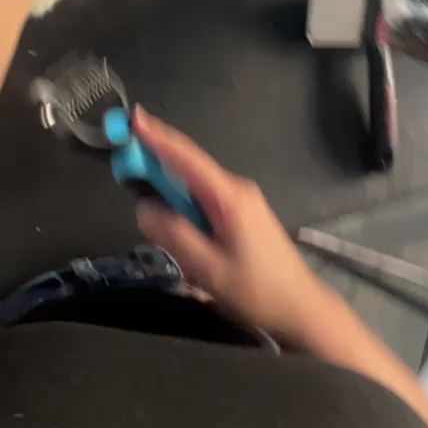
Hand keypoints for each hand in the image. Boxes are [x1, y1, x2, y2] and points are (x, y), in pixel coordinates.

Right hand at [131, 108, 335, 341]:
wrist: (301, 308)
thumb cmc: (258, 291)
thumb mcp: (209, 269)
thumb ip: (174, 236)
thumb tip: (143, 208)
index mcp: (229, 197)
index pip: (186, 158)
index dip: (157, 137)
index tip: (133, 118)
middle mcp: (236, 189)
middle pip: (188, 168)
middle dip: (156, 165)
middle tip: (126, 171)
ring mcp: (242, 200)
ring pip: (195, 186)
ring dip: (170, 192)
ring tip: (150, 211)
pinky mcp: (242, 214)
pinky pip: (204, 200)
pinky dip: (184, 205)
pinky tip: (178, 227)